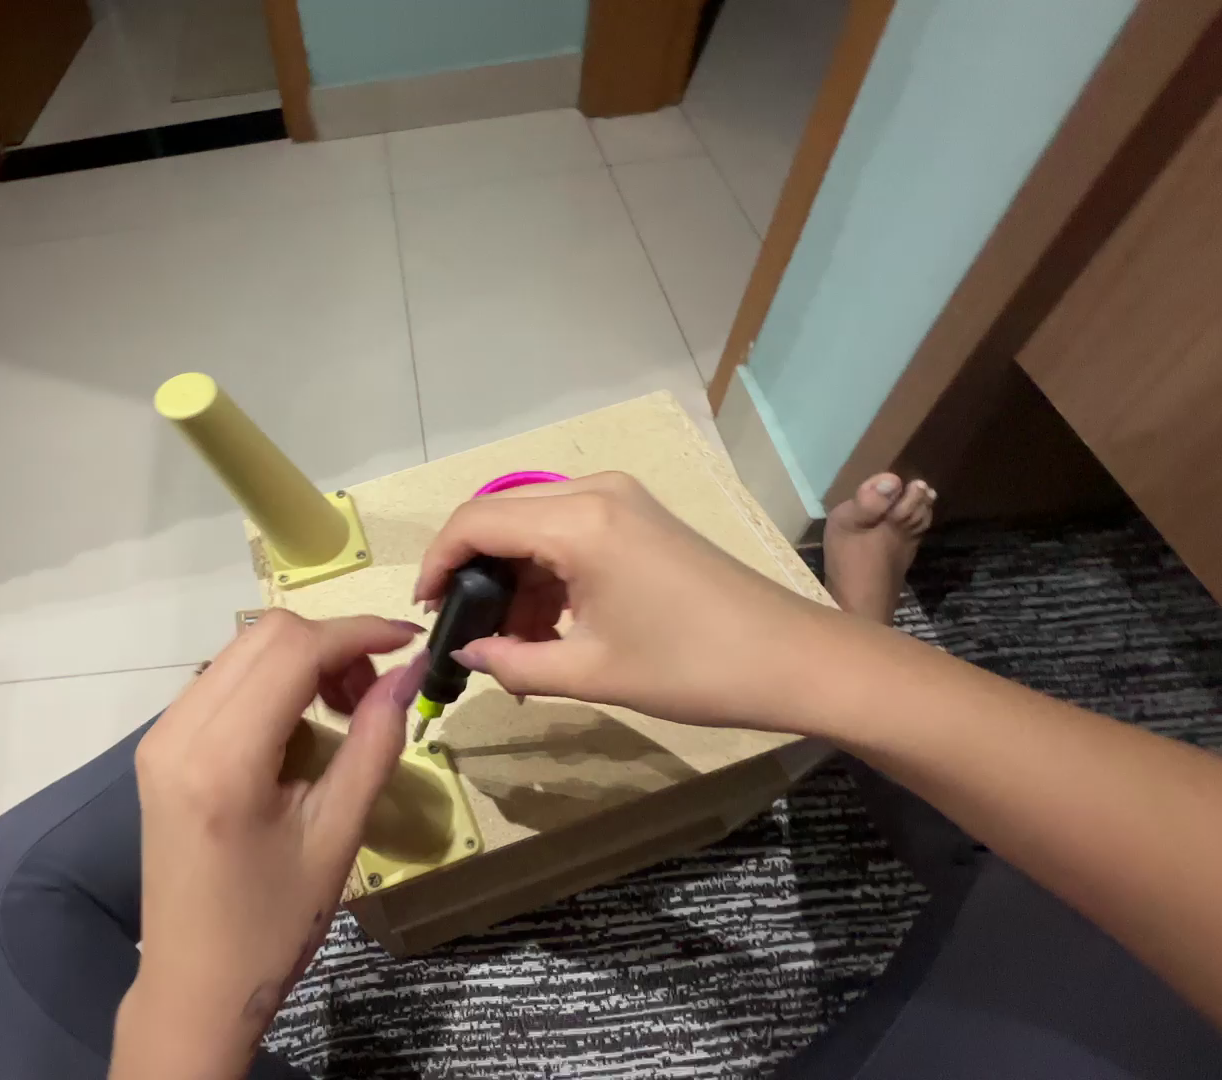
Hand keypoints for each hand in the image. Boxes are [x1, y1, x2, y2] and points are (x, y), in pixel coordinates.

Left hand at [113, 611, 425, 1079]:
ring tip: (342, 714)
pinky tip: (298, 729)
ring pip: (244, 650)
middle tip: (372, 694)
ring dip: (303, 661)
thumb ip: (375, 741)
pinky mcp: (159, 744)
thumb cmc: (273, 923)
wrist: (194, 985)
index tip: (409, 642)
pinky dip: (272, 682)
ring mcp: (160, 734)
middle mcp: (178, 729)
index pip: (293, 649)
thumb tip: (410, 670)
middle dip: (332, 646)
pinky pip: (224, 680)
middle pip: (266, 634)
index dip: (357, 632)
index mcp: (222, 758)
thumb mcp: (338, 834)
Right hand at [412, 471, 838, 731]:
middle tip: (467, 627)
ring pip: (531, 523)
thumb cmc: (691, 668)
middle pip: (499, 515)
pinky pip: (565, 530)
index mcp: (578, 522)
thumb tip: (465, 653)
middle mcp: (593, 491)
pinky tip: (550, 622)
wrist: (796, 659)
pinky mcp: (635, 513)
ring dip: (512, 576)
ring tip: (516, 640)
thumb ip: (512, 662)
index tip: (426, 609)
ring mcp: (619, 498)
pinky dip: (545, 572)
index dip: (436, 562)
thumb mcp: (590, 673)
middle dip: (473, 570)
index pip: (474, 522)